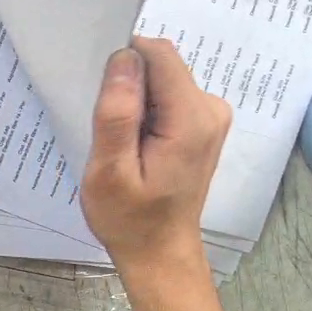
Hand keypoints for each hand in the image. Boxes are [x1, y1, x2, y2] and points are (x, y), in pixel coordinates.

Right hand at [81, 38, 230, 288]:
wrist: (159, 253)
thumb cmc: (129, 220)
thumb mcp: (110, 173)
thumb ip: (117, 115)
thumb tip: (122, 59)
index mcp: (191, 117)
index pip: (158, 56)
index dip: (123, 65)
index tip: (99, 98)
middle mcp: (210, 107)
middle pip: (162, 69)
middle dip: (128, 91)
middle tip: (107, 135)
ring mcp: (211, 117)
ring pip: (163, 85)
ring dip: (135, 106)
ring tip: (120, 147)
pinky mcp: (204, 128)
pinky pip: (169, 102)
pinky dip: (146, 118)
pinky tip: (134, 150)